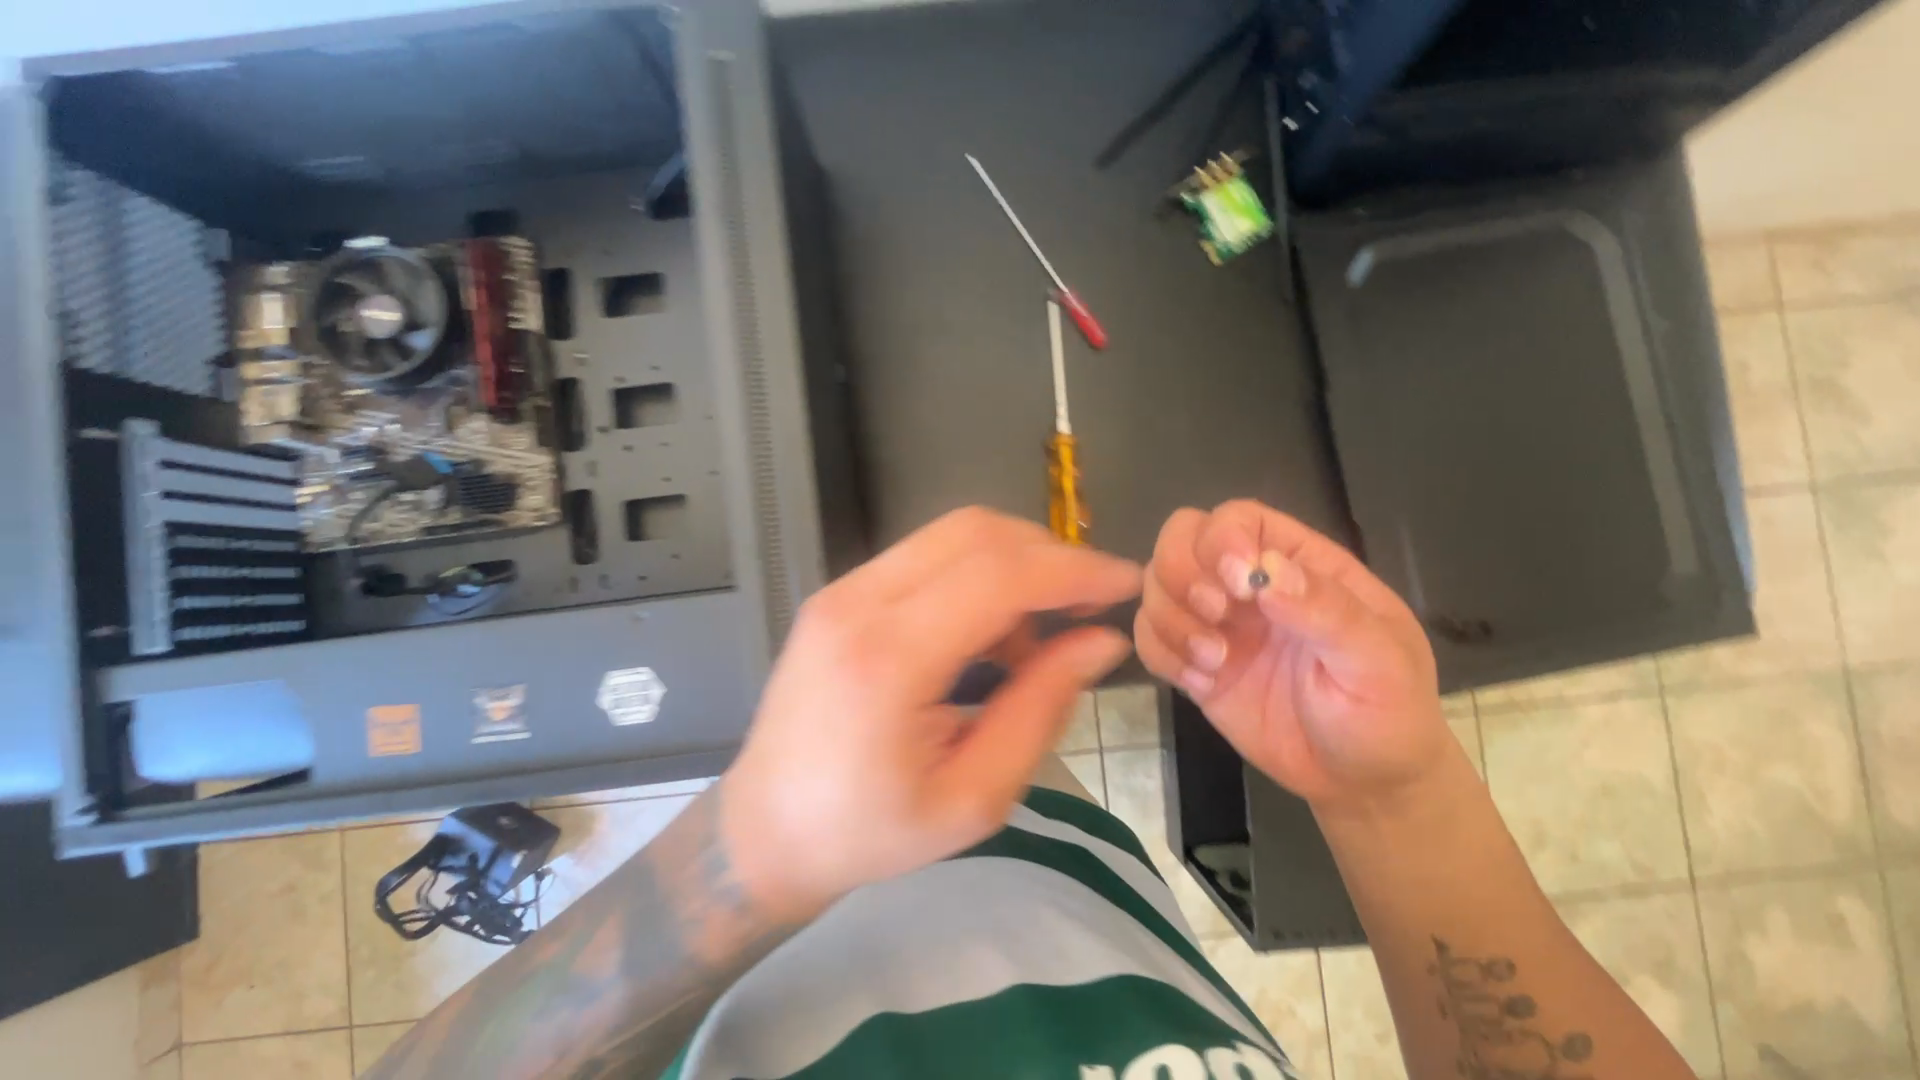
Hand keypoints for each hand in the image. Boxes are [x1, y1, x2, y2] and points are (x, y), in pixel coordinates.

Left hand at [720, 507, 1141, 918]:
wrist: (766, 832)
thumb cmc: (870, 833)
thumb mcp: (974, 796)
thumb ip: (1041, 709)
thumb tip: (1102, 641)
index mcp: (889, 659)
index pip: (1000, 574)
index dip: (1075, 570)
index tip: (1129, 584)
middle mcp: (859, 603)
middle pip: (976, 533)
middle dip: (1050, 556)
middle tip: (1092, 605)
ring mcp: (841, 591)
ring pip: (950, 536)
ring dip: (1013, 565)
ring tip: (1039, 638)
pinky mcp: (838, 596)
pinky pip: (924, 558)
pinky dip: (975, 577)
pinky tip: (991, 636)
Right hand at [1133, 500, 1449, 811]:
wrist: (1360, 782)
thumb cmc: (1385, 714)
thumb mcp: (1379, 661)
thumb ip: (1329, 611)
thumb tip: (1268, 573)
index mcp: (1301, 565)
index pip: (1240, 519)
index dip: (1223, 539)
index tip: (1237, 587)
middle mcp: (1250, 585)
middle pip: (1182, 538)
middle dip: (1181, 573)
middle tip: (1214, 617)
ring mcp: (1218, 624)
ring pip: (1156, 585)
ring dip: (1171, 619)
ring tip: (1213, 663)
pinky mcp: (1194, 665)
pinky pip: (1149, 638)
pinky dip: (1161, 654)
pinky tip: (1199, 684)